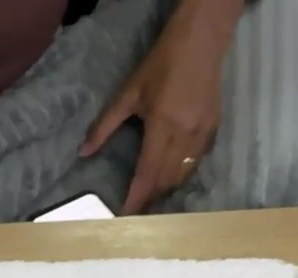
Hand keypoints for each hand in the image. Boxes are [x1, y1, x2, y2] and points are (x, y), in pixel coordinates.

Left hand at [80, 0, 242, 213]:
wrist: (202, 39)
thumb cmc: (161, 64)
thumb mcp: (129, 93)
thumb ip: (105, 125)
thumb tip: (84, 152)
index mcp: (162, 126)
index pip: (147, 173)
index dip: (137, 198)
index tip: (126, 217)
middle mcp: (184, 134)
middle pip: (166, 180)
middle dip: (151, 199)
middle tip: (137, 212)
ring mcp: (202, 133)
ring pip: (183, 175)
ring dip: (166, 190)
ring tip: (152, 201)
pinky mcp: (213, 128)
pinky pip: (196, 163)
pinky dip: (182, 174)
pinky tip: (171, 179)